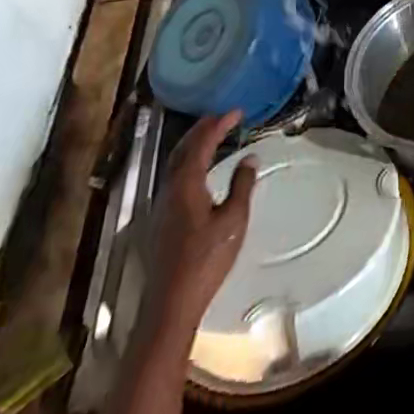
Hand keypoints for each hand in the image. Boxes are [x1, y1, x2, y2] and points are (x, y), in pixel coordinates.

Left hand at [140, 110, 257, 330]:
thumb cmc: (206, 259)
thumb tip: (249, 159)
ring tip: (215, 136)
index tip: (237, 111)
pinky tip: (203, 170)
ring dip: (195, 144)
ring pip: (177, 162)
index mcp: (186, 184)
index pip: (202, 143)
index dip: (218, 124)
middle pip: (183, 148)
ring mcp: (163, 203)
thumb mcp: (233, 220)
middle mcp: (170, 188)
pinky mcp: (164, 217)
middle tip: (223, 118)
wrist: (172, 301)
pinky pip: (177, 176)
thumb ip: (242, 186)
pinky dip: (191, 161)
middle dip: (203, 129)